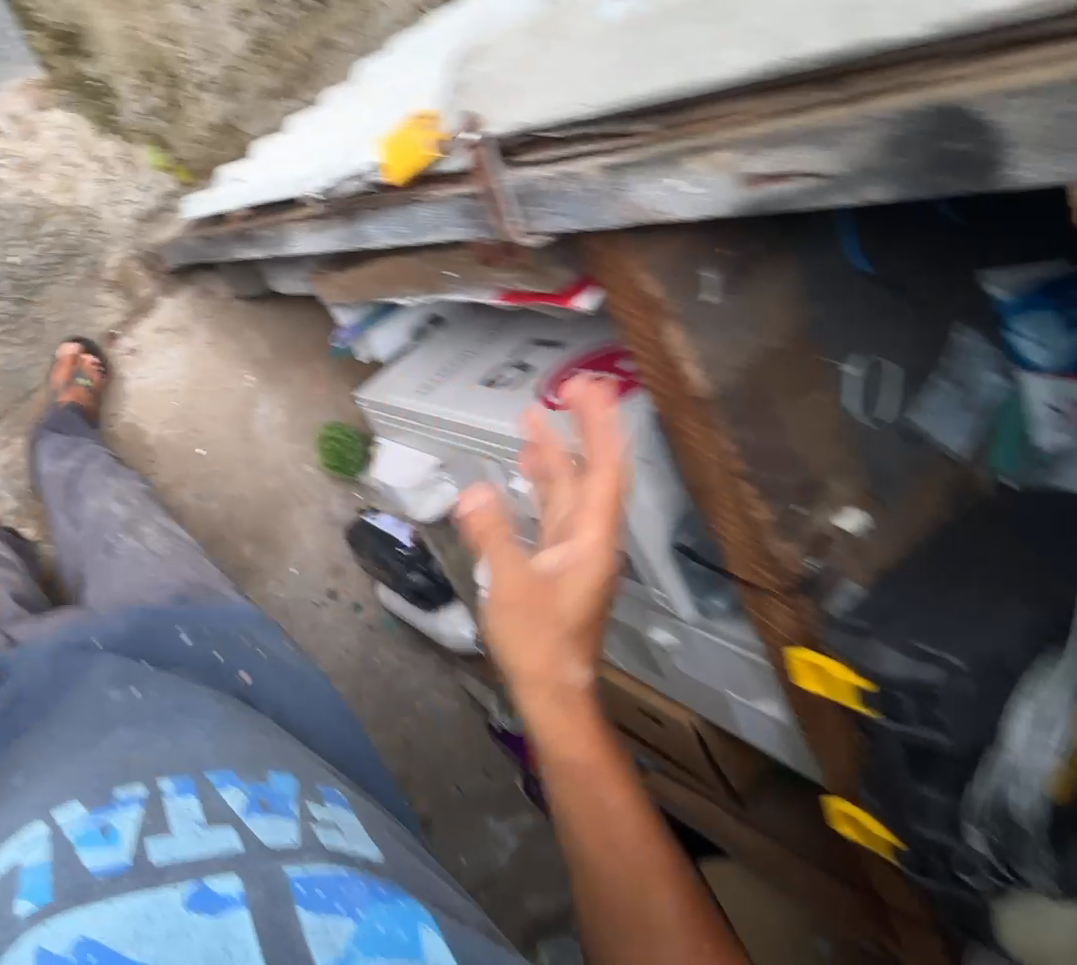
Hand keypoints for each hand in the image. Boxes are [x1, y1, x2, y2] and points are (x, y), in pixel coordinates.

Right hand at [453, 376, 627, 717]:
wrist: (552, 689)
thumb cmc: (538, 640)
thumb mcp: (510, 586)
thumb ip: (492, 534)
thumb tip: (473, 489)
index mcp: (590, 538)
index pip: (603, 470)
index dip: (598, 426)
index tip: (590, 389)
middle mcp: (589, 538)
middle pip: (590, 473)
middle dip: (580, 429)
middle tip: (567, 388)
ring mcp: (573, 551)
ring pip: (568, 491)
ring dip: (554, 454)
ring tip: (534, 419)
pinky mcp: (556, 563)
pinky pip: (551, 511)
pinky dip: (539, 485)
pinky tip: (522, 475)